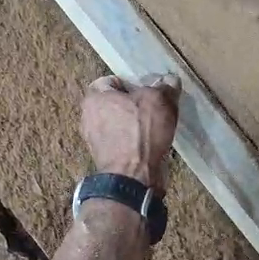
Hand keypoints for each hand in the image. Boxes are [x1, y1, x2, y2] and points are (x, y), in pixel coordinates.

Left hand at [81, 74, 180, 191]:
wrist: (133, 179)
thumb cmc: (141, 132)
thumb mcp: (159, 101)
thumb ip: (164, 87)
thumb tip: (170, 80)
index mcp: (94, 98)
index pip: (111, 80)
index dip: (132, 83)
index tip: (149, 91)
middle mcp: (89, 119)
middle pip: (116, 104)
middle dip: (135, 105)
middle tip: (156, 108)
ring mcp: (96, 142)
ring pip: (120, 125)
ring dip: (137, 125)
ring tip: (157, 128)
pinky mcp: (107, 160)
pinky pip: (123, 143)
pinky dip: (136, 143)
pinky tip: (152, 145)